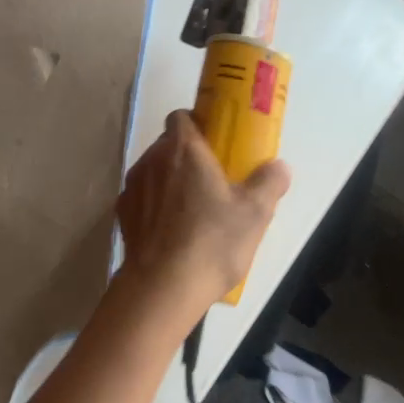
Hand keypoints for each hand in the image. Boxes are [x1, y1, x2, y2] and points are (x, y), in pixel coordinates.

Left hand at [116, 110, 290, 312]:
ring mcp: (133, 183)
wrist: (163, 285)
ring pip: (154, 169)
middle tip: (211, 181)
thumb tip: (281, 166)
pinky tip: (170, 230)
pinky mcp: (122, 209)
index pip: (181, 116)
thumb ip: (269, 184)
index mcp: (183, 148)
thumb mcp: (254, 215)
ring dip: (169, 180)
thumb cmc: (212, 242)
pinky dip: (154, 204)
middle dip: (187, 156)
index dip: (197, 124)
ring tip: (192, 210)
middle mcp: (153, 157)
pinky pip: (141, 196)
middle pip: (168, 144)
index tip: (215, 144)